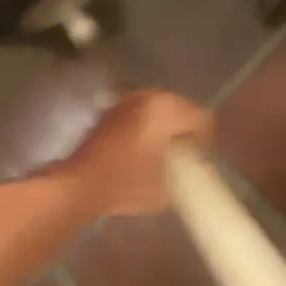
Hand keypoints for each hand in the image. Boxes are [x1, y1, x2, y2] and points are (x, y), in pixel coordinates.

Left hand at [58, 90, 213, 216]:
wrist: (80, 185)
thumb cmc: (126, 185)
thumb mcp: (167, 188)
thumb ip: (184, 174)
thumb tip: (184, 170)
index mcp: (166, 110)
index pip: (202, 118)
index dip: (205, 140)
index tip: (199, 160)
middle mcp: (147, 97)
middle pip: (180, 108)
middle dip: (185, 129)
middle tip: (184, 155)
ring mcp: (125, 101)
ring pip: (158, 108)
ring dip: (164, 126)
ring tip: (162, 152)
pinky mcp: (109, 112)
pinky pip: (138, 114)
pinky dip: (144, 127)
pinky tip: (141, 149)